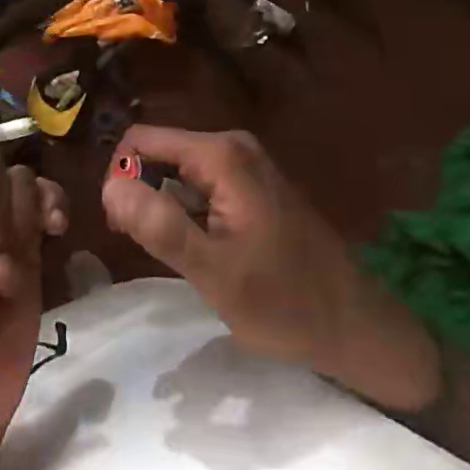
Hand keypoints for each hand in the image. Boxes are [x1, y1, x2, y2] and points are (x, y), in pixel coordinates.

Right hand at [100, 125, 440, 411]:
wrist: (360, 329)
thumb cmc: (286, 303)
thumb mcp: (214, 272)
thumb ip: (160, 226)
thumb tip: (110, 188)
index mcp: (221, 156)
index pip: (139, 140)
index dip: (119, 178)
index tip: (122, 226)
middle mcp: (232, 147)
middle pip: (155, 153)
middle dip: (139, 193)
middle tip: (144, 244)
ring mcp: (244, 165)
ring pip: (173, 171)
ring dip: (160, 206)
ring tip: (174, 252)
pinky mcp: (250, 186)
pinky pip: (195, 185)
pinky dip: (183, 212)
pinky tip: (197, 248)